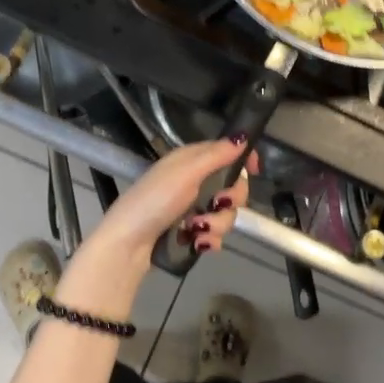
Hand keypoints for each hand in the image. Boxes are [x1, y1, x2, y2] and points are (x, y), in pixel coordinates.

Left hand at [88, 139, 256, 263]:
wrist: (128, 245)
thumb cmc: (154, 201)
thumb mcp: (186, 173)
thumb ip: (216, 156)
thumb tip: (243, 137)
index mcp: (190, 161)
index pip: (226, 152)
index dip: (243, 159)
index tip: (255, 170)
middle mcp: (193, 181)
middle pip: (232, 186)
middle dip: (230, 200)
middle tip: (216, 205)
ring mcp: (192, 208)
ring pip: (226, 213)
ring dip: (217, 224)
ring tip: (196, 231)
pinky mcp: (190, 232)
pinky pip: (215, 234)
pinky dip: (209, 240)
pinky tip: (196, 244)